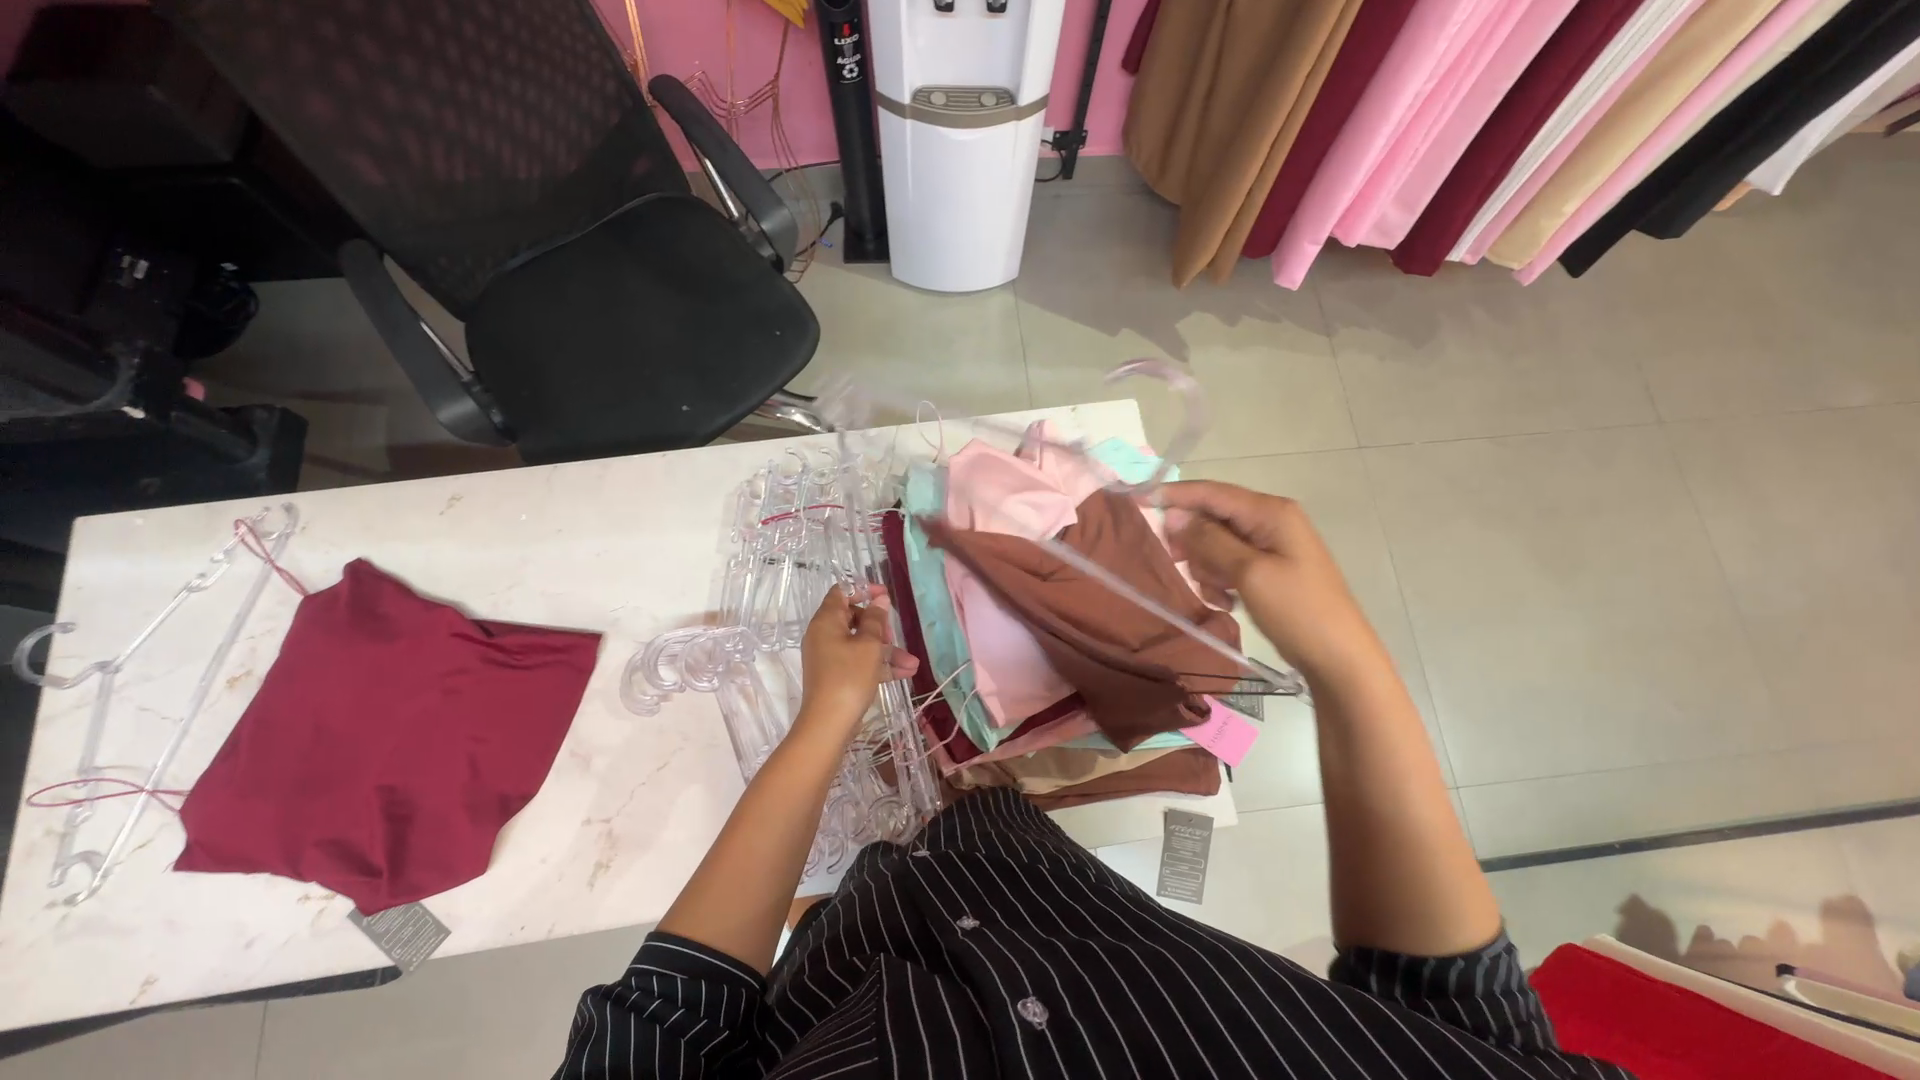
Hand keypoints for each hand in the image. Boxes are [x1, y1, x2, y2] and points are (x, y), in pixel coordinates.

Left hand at [796, 586, 918, 737]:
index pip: (841, 592)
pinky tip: (905, 674)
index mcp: (827, 621)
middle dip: (880, 627)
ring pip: (861, 644)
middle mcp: (824, 635)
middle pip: (854, 619)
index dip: (863, 590)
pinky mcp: (836, 675)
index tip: (885, 596)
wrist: (829, 722)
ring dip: (886, 651)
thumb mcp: (869, 645)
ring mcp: (829, 656)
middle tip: (893, 636)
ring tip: (912, 663)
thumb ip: (876, 619)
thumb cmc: (849, 676)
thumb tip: (879, 600)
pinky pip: (859, 662)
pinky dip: (878, 666)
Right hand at [1159, 480, 1387, 683]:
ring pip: (1217, 543)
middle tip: (1177, 564)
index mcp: (1270, 512)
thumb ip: (1209, 541)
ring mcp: (1271, 546)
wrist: (1338, 657)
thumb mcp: (1248, 573)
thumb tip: (1174, 515)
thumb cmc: (1297, 611)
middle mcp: (1271, 521)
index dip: (1174, 495)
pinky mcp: (1269, 570)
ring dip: (1207, 566)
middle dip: (1193, 541)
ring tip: (1217, 594)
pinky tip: (1226, 602)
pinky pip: (1230, 563)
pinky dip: (1220, 580)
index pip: (1212, 492)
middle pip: (1213, 517)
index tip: (1138, 500)